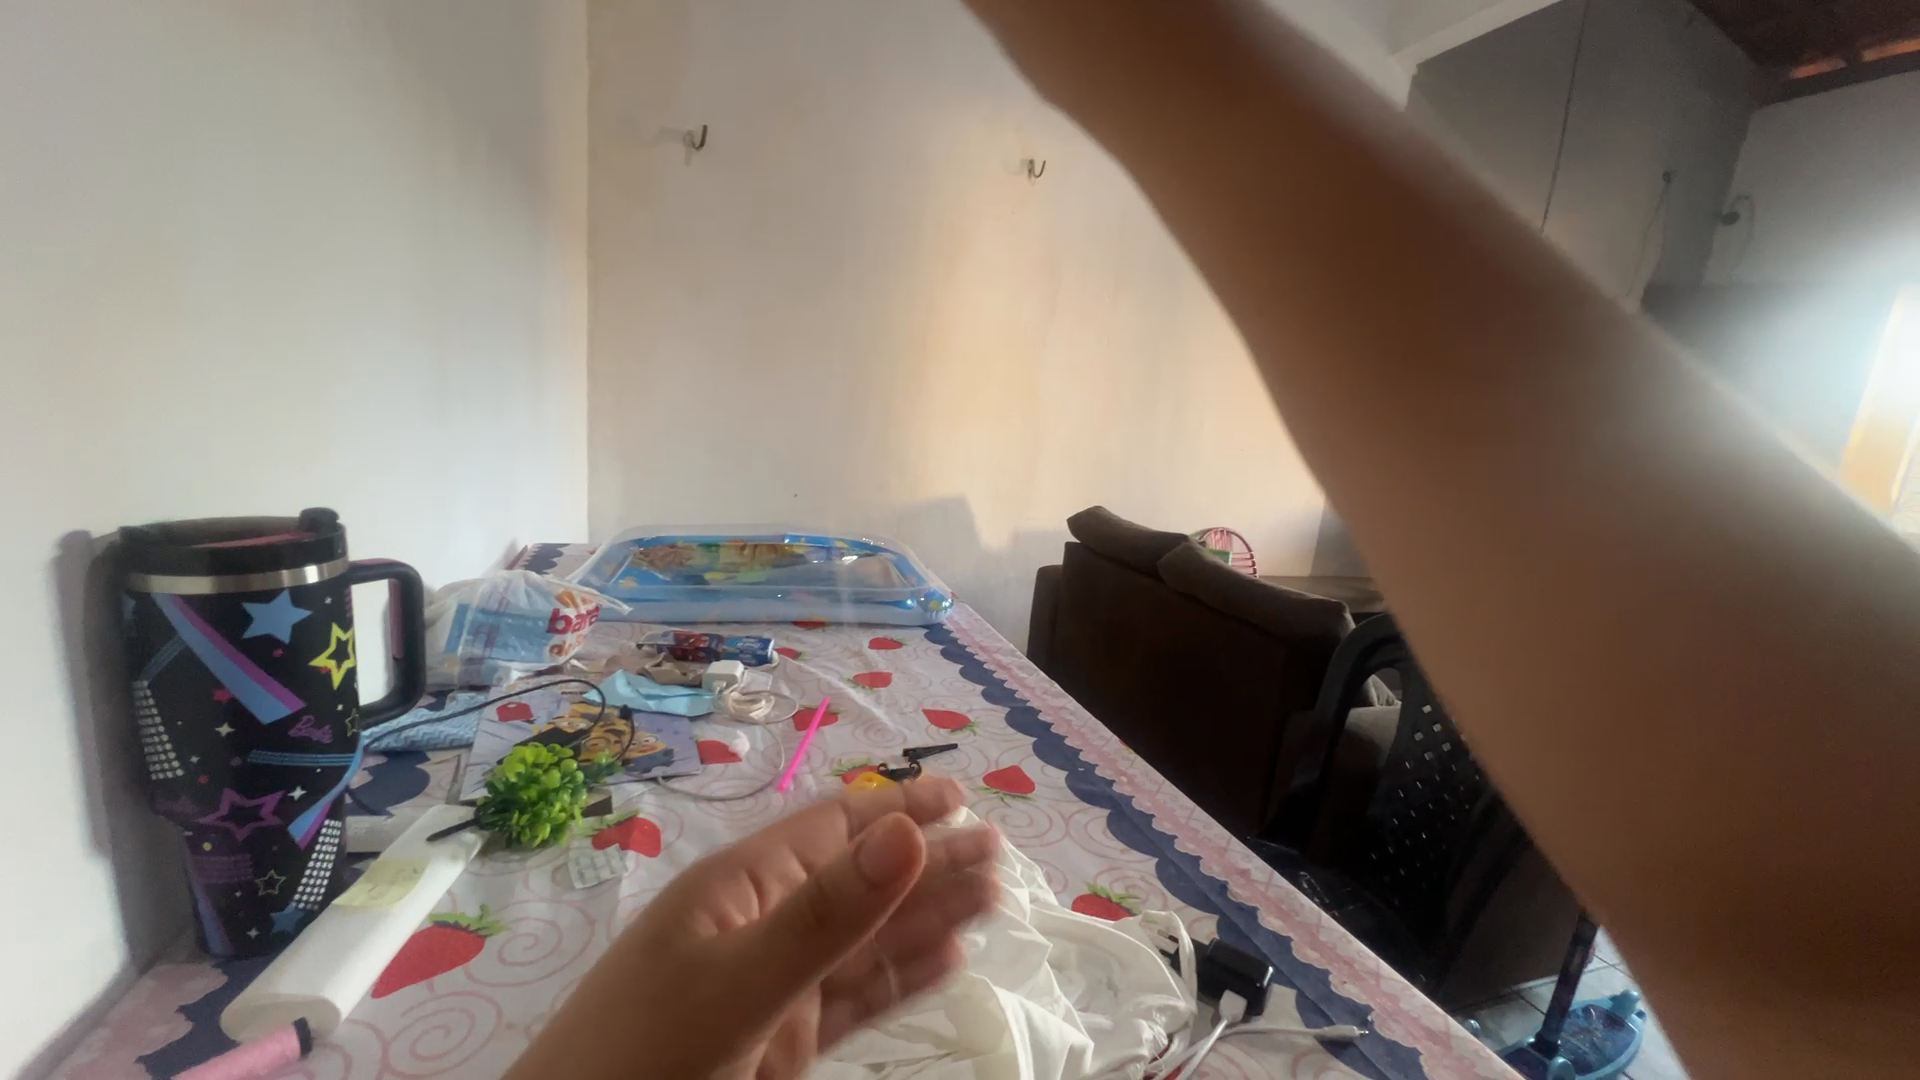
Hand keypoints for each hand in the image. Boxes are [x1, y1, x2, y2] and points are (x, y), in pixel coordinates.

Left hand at [504, 777, 1000, 1079]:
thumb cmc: (641, 1060)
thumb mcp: (735, 984)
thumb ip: (824, 914)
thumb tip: (907, 831)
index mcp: (742, 886)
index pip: (833, 828)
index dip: (897, 806)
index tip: (959, 797)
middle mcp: (764, 924)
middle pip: (863, 879)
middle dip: (929, 861)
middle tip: (997, 848)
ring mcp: (775, 987)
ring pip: (868, 938)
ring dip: (928, 915)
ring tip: (992, 896)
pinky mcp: (783, 1044)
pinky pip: (856, 997)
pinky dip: (902, 977)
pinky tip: (947, 958)